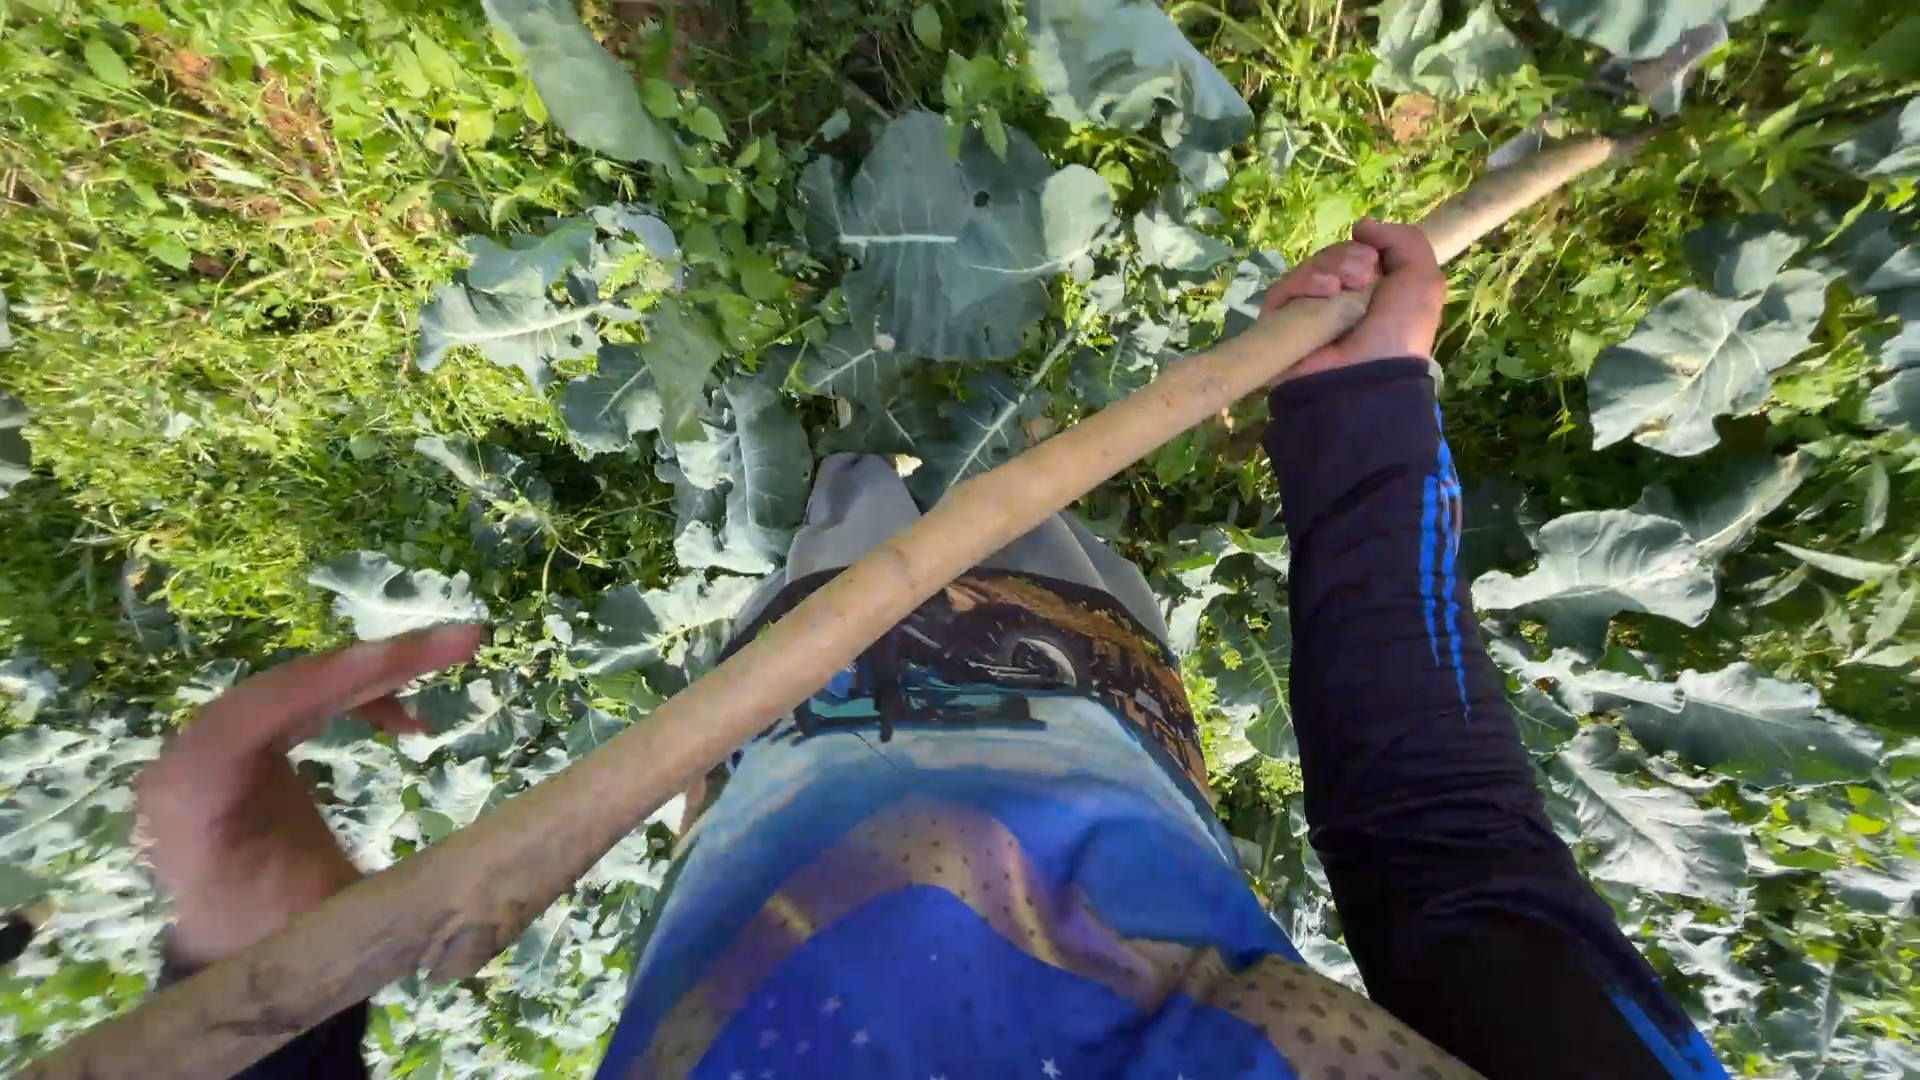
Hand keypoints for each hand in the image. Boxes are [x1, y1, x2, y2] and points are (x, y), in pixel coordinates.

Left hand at [137, 624, 484, 965]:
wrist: (246, 948)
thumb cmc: (282, 943)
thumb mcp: (322, 927)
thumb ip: (371, 887)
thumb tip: (467, 857)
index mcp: (190, 813)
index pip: (240, 728)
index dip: (310, 690)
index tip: (391, 662)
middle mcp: (192, 769)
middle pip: (282, 690)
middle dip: (376, 662)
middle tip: (460, 641)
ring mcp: (223, 751)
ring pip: (304, 686)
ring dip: (382, 666)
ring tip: (457, 650)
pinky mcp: (252, 745)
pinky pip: (309, 698)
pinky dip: (366, 693)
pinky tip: (411, 720)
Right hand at [1259, 219, 1445, 385]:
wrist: (1366, 373)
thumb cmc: (1398, 330)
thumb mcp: (1422, 277)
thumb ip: (1403, 241)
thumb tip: (1361, 226)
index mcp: (1365, 292)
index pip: (1352, 254)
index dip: (1363, 249)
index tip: (1373, 261)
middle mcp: (1333, 301)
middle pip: (1328, 257)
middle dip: (1346, 258)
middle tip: (1361, 278)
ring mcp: (1303, 312)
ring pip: (1307, 269)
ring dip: (1328, 268)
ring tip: (1340, 289)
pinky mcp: (1277, 324)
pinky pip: (1281, 290)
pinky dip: (1303, 283)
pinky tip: (1323, 293)